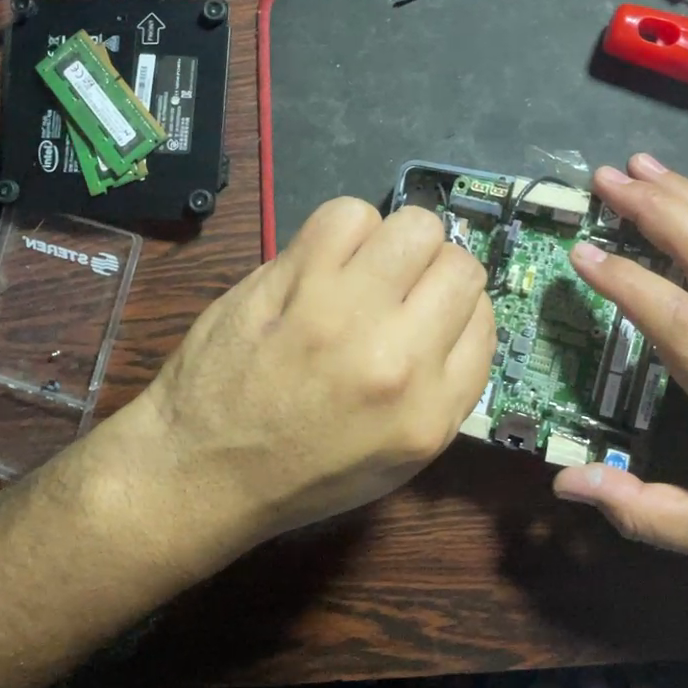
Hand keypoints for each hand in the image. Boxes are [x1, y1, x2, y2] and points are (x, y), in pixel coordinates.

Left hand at [129, 198, 493, 542]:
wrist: (201, 471)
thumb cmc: (301, 474)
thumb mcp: (396, 460)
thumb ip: (442, 389)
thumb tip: (455, 313)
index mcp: (432, 412)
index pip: (486, 318)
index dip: (457, 307)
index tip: (429, 311)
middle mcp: (398, 358)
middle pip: (459, 265)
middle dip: (434, 269)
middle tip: (398, 286)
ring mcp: (342, 311)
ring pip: (413, 227)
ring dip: (394, 241)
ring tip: (363, 267)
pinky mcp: (292, 279)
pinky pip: (348, 214)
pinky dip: (346, 227)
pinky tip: (327, 257)